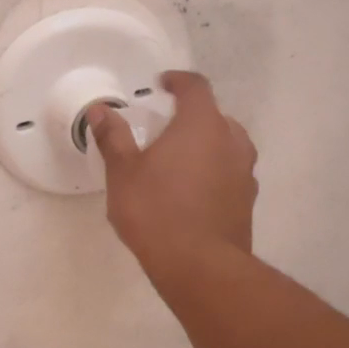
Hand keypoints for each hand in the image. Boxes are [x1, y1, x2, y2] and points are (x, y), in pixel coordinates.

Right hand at [87, 71, 258, 274]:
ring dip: (206, 146)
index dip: (178, 81)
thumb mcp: (123, 172)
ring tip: (179, 162)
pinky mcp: (247, 201)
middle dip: (192, 117)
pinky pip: (230, 173)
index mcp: (201, 125)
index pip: (196, 87)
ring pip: (227, 145)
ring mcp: (245, 172)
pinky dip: (214, 172)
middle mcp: (231, 141)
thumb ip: (113, 137)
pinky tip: (192, 192)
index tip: (162, 85)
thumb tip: (100, 110)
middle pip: (215, 116)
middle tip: (166, 130)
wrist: (199, 266)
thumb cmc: (156, 211)